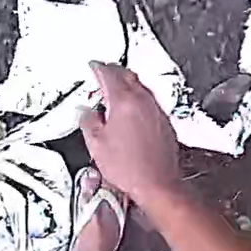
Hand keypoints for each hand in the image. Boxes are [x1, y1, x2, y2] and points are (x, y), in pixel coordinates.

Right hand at [79, 62, 183, 205]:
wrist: (157, 184)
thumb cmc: (129, 168)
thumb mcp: (96, 144)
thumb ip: (88, 121)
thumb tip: (85, 112)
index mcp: (124, 102)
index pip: (109, 74)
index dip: (98, 68)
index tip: (93, 66)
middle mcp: (143, 101)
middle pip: (128, 75)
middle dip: (114, 71)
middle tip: (104, 72)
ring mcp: (156, 111)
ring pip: (141, 87)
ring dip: (127, 84)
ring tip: (116, 90)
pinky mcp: (165, 122)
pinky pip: (150, 102)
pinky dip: (138, 99)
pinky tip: (132, 110)